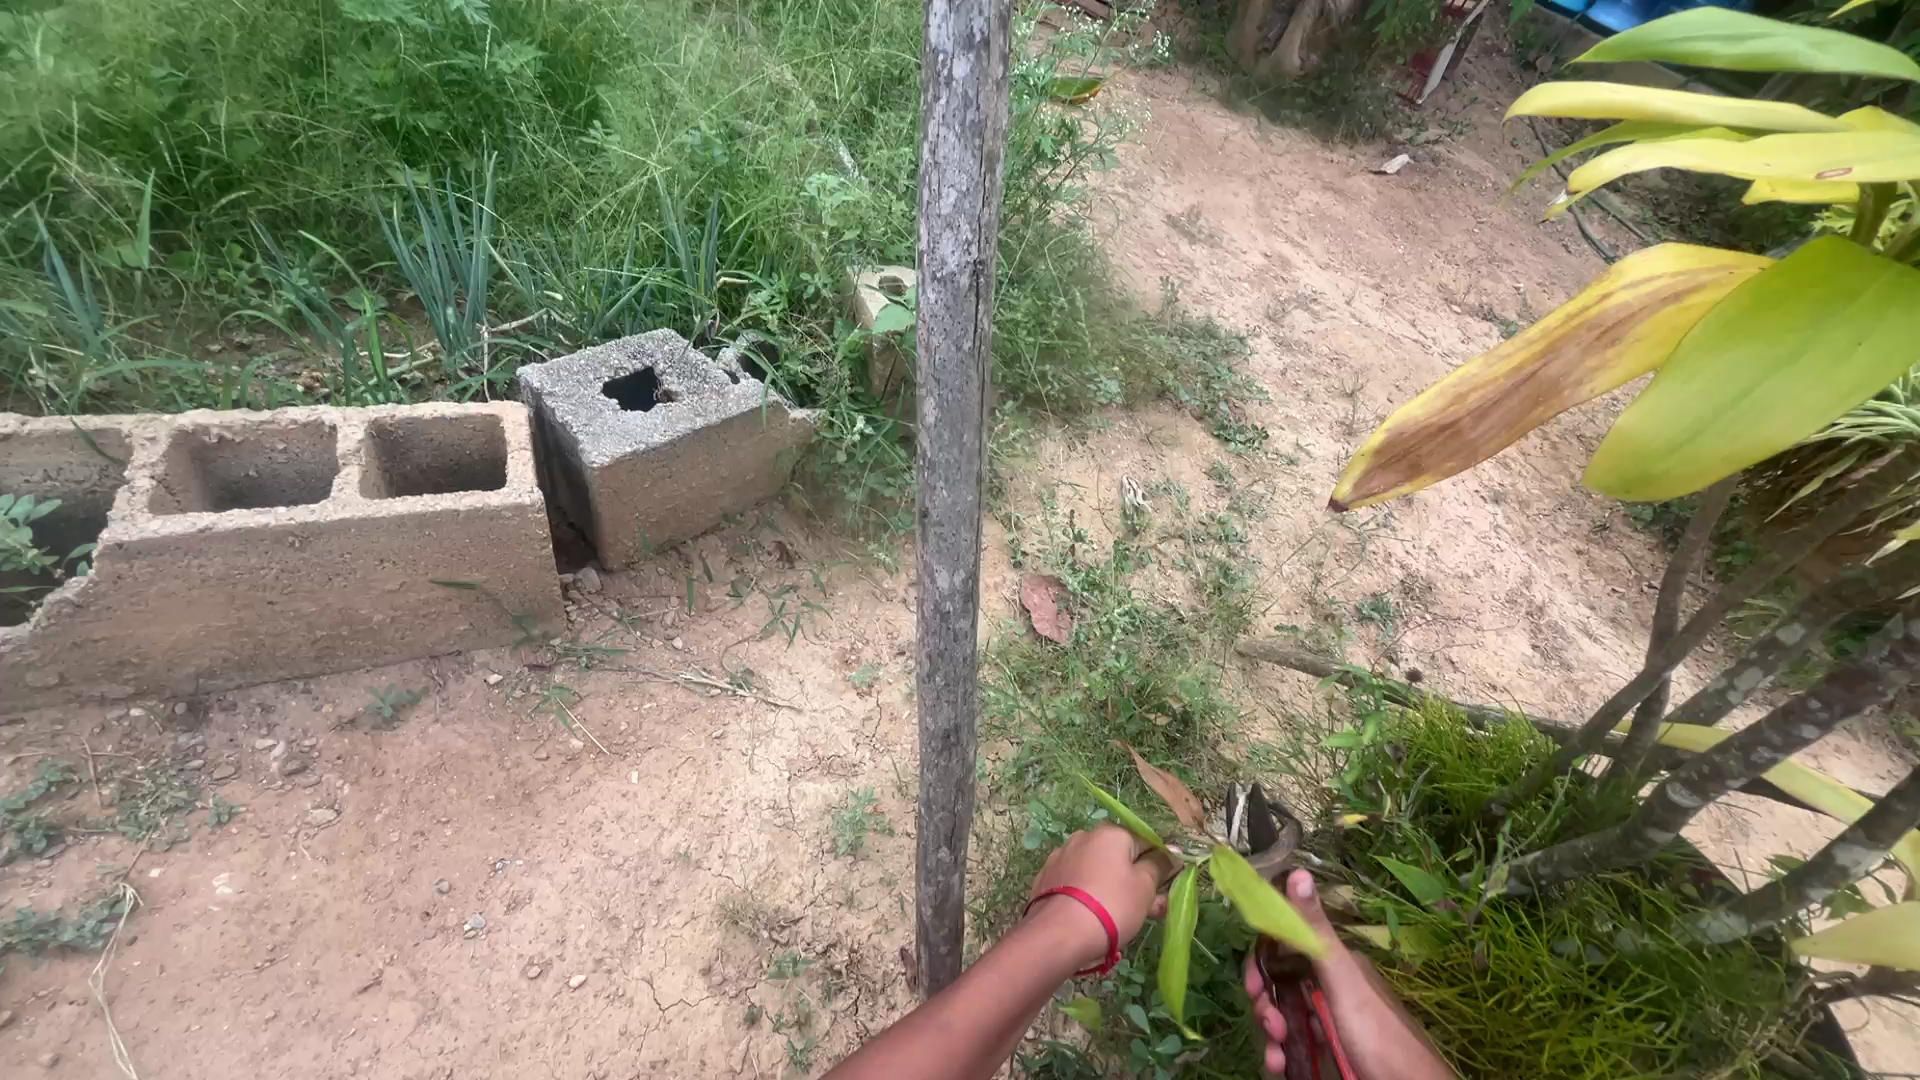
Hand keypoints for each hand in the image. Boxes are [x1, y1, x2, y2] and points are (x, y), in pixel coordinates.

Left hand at [1025, 825, 1175, 969]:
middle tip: (1146, 909)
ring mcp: (1062, 854)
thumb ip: (1158, 866)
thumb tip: (1169, 851)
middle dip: (1135, 879)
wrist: (1061, 932)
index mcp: (1111, 833)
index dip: (1158, 865)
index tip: (1163, 890)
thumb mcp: (1144, 887)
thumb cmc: (1112, 905)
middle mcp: (1085, 835)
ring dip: (1111, 885)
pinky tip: (1092, 914)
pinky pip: (1077, 880)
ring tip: (1119, 917)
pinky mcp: (1048, 874)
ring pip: (1097, 868)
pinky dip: (1088, 891)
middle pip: (1119, 856)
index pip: (1145, 842)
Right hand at [1242, 869, 1456, 1079]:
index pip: (1284, 951)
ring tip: (1275, 1055)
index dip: (1261, 964)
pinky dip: (1283, 1055)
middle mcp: (1332, 989)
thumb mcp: (1343, 979)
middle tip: (1269, 1024)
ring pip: (1286, 1017)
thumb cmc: (1379, 1036)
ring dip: (1271, 1033)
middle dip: (1265, 1003)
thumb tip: (1298, 870)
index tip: (1252, 986)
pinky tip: (1279, 1067)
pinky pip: (1298, 1046)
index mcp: (1335, 964)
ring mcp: (1332, 1023)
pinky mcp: (1333, 1053)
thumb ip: (1315, 930)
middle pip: (1282, 986)